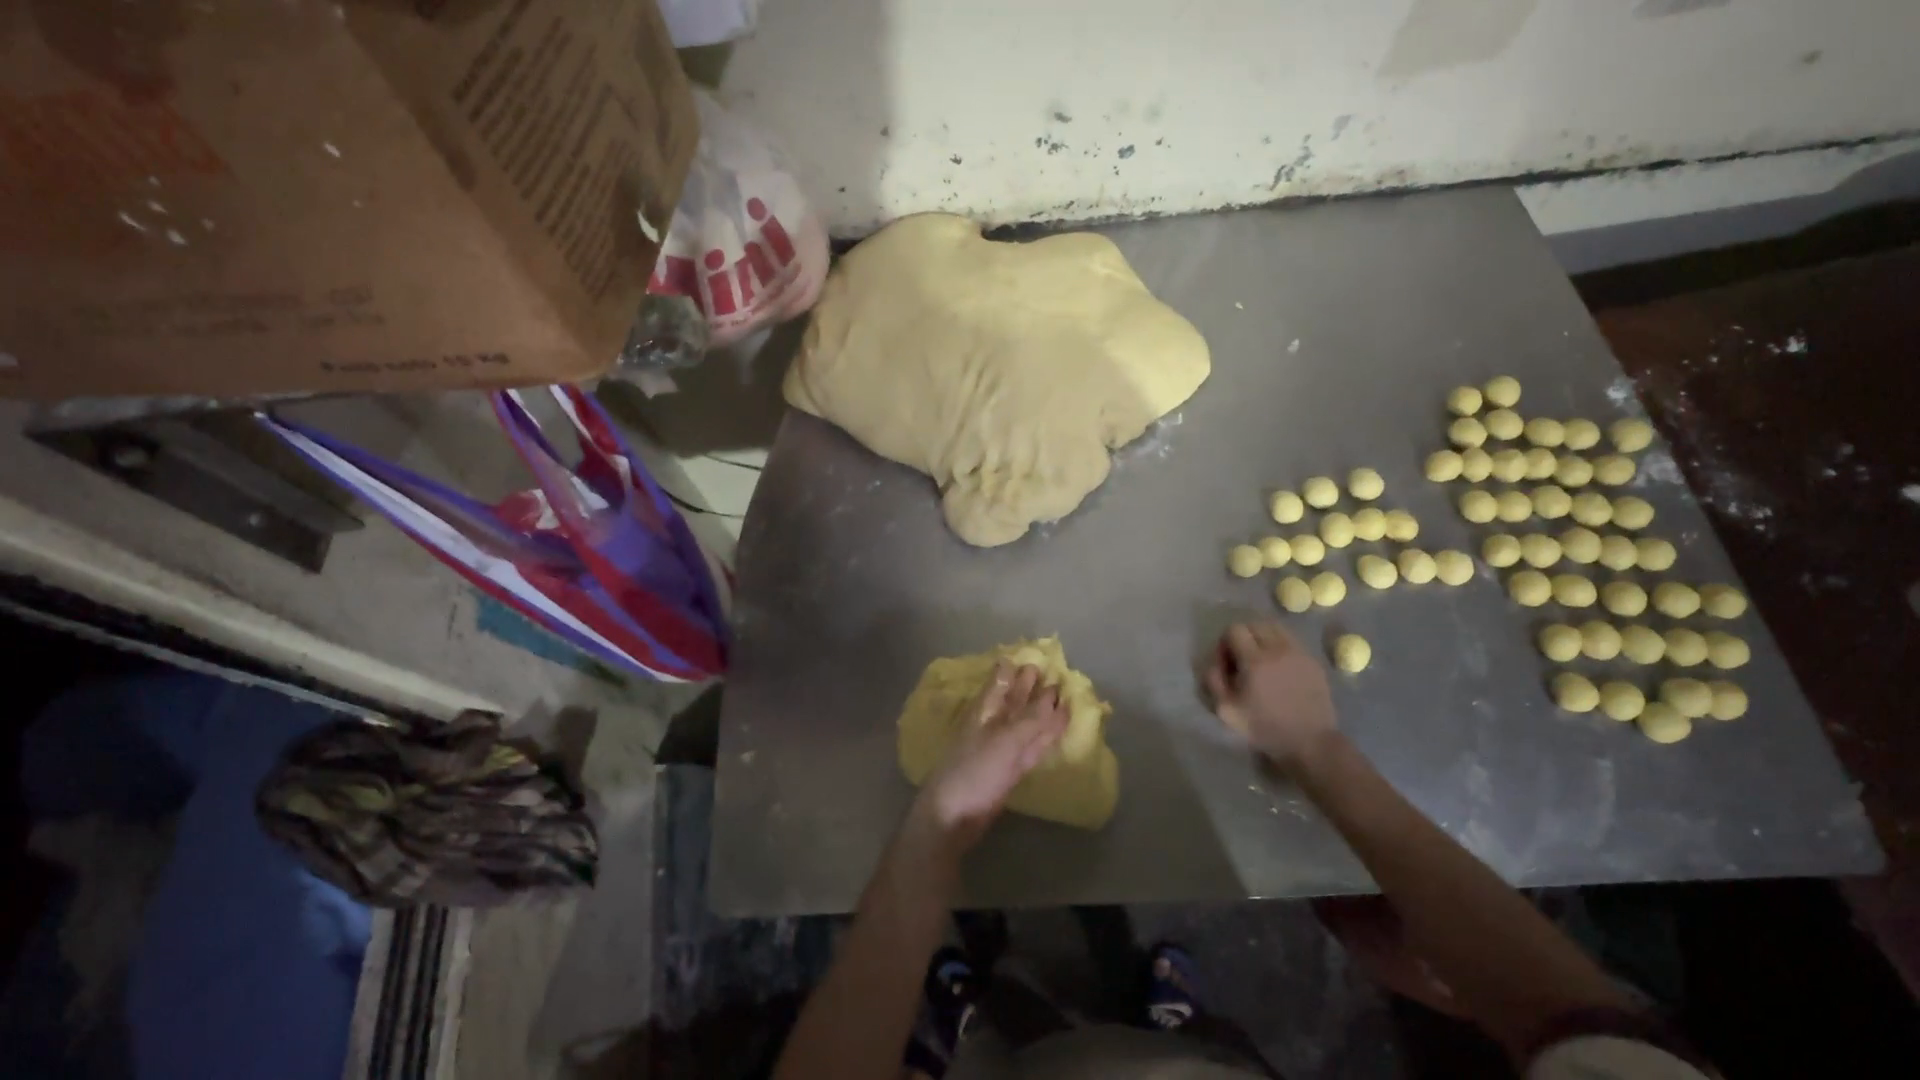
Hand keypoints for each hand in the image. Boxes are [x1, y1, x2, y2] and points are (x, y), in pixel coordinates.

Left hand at [911, 663, 1069, 852]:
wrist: (953, 817)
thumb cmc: (974, 772)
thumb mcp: (1005, 741)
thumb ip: (1031, 719)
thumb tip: (1055, 696)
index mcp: (984, 712)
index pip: (999, 683)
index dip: (1010, 671)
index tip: (1024, 656)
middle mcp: (992, 726)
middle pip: (1013, 700)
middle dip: (1028, 686)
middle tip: (1046, 670)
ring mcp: (1001, 749)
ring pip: (1025, 722)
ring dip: (1040, 709)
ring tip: (1057, 693)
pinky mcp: (1010, 770)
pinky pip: (1032, 745)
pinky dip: (1045, 734)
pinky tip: (1058, 726)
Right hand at [1204, 622, 1336, 768]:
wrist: (1309, 741)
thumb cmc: (1264, 727)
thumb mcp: (1227, 710)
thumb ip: (1214, 680)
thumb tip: (1213, 660)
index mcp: (1255, 660)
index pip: (1234, 629)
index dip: (1225, 642)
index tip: (1227, 662)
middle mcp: (1278, 649)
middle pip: (1255, 624)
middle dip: (1244, 637)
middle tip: (1242, 659)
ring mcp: (1299, 652)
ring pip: (1276, 628)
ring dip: (1263, 638)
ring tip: (1261, 659)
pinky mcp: (1313, 660)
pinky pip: (1292, 641)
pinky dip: (1280, 646)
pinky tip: (1280, 668)